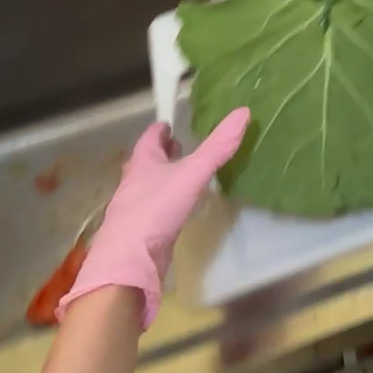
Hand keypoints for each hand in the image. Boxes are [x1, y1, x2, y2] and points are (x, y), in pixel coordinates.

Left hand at [58, 108, 249, 328]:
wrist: (129, 261)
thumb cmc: (156, 209)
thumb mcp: (192, 173)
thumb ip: (218, 146)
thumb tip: (243, 112)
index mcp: (142, 163)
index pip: (150, 137)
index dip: (163, 128)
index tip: (175, 123)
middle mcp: (134, 181)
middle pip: (148, 160)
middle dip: (164, 152)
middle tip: (185, 146)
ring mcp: (136, 206)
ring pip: (151, 183)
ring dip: (166, 175)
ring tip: (189, 174)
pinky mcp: (142, 228)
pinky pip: (156, 205)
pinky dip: (169, 199)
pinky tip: (183, 205)